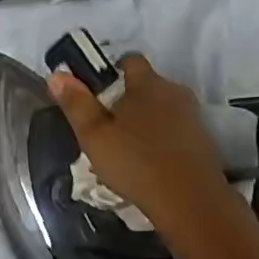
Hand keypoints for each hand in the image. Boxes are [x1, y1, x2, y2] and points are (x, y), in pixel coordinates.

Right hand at [47, 53, 228, 222]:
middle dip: (125, 100)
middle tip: (103, 127)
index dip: (111, 70)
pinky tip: (144, 162)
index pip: (130, 60)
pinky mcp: (201, 138)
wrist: (187, 198)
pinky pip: (172, 129)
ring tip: (122, 148)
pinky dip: (157, 138)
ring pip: (159, 108)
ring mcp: (191, 115)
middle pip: (145, 86)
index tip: (95, 92)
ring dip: (142, 121)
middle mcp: (173, 92)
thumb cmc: (134, 161)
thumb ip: (76, 103)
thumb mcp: (93, 135)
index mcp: (147, 85)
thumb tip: (57, 74)